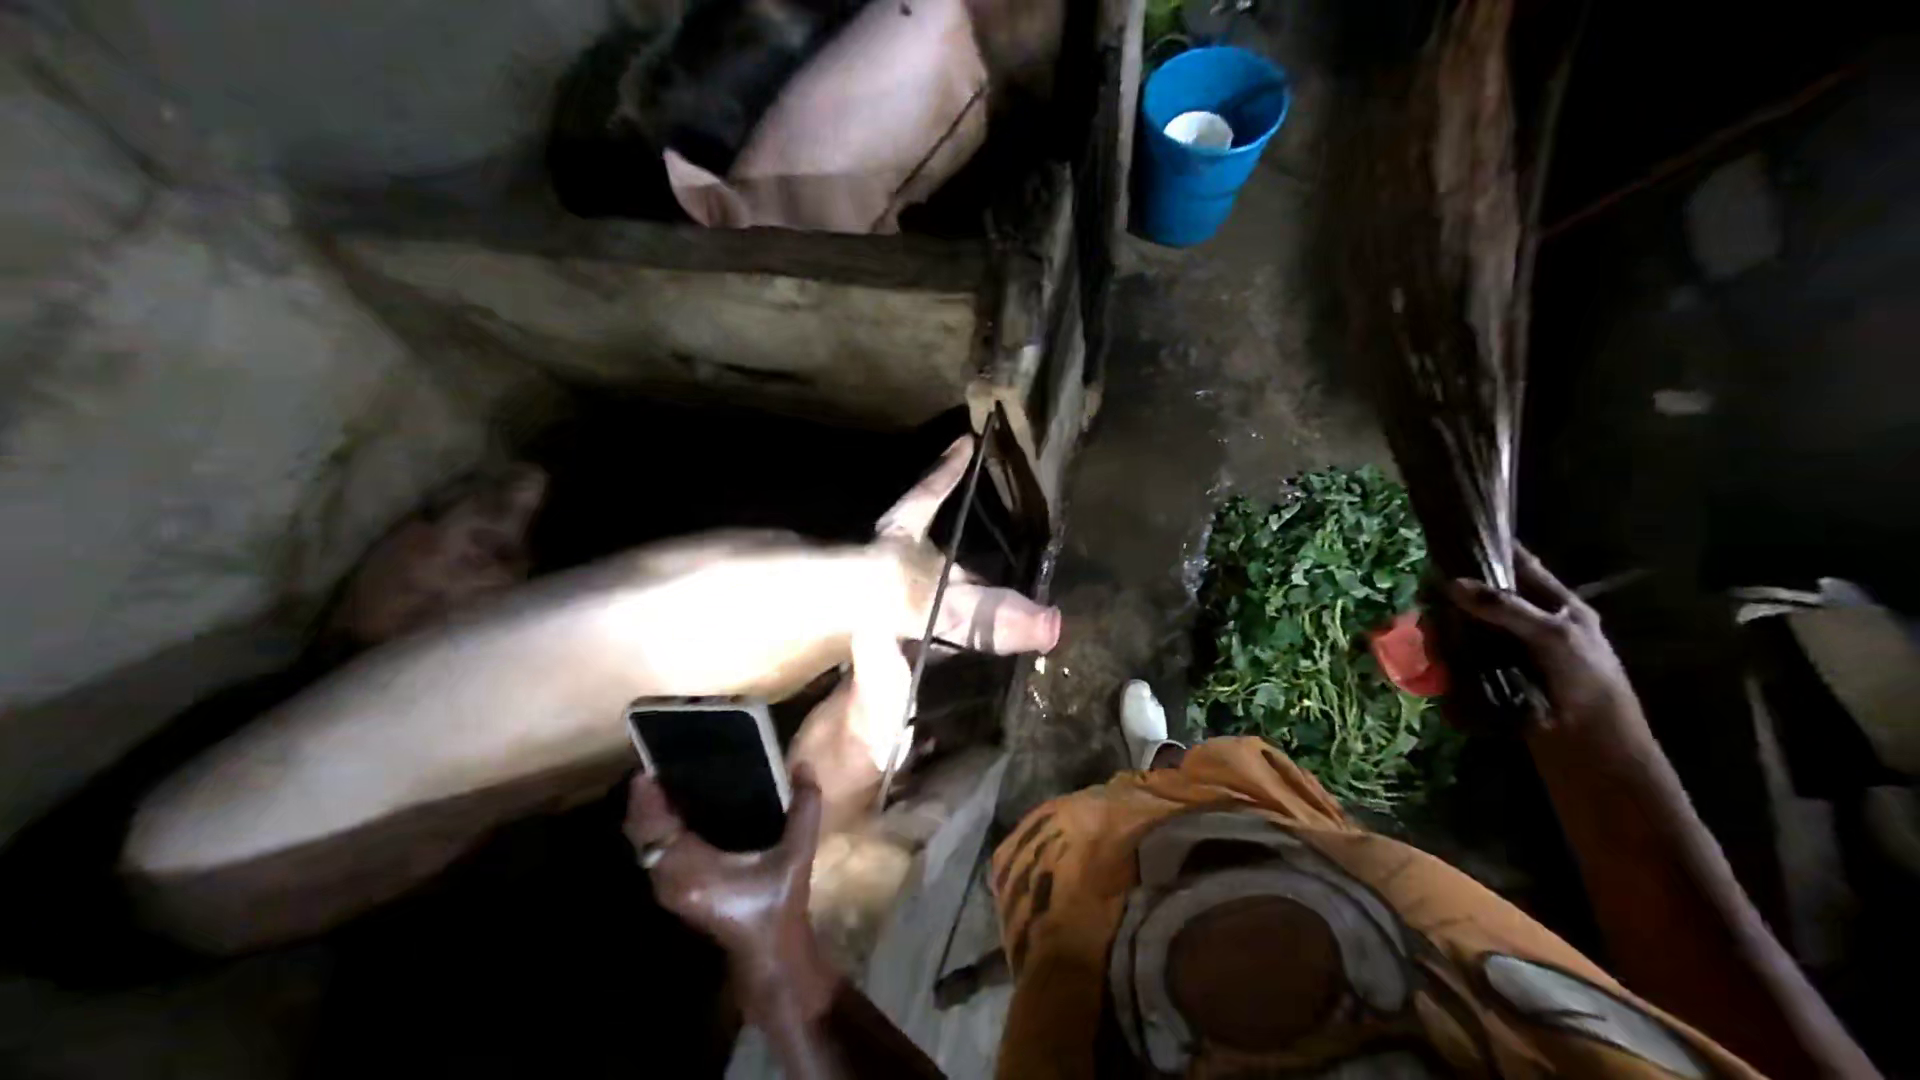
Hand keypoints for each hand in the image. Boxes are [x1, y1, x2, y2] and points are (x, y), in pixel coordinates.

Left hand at [625, 765, 838, 1022]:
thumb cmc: (778, 904)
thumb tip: (803, 764)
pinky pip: (654, 853)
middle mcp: (670, 879)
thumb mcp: (796, 855)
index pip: (655, 827)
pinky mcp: (675, 892)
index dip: (646, 797)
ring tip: (667, 782)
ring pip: (645, 845)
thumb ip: (804, 809)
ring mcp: (668, 889)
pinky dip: (658, 830)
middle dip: (644, 800)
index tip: (650, 765)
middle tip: (659, 765)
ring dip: (650, 815)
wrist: (768, 954)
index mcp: (693, 868)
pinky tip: (678, 812)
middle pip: (642, 833)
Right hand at [1446, 546, 1654, 761]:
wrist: (1589, 742)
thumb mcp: (1551, 635)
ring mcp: (1509, 646)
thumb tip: (1449, 583)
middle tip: (1426, 590)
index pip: (1519, 563)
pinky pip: (1460, 651)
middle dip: (1454, 591)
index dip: (1490, 547)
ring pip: (1466, 622)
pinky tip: (1432, 650)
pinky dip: (1445, 649)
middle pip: (1483, 593)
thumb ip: (1503, 607)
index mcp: (1555, 603)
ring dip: (1445, 623)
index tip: (1453, 535)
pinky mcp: (1491, 671)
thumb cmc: (1583, 680)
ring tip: (1426, 627)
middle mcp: (1529, 620)